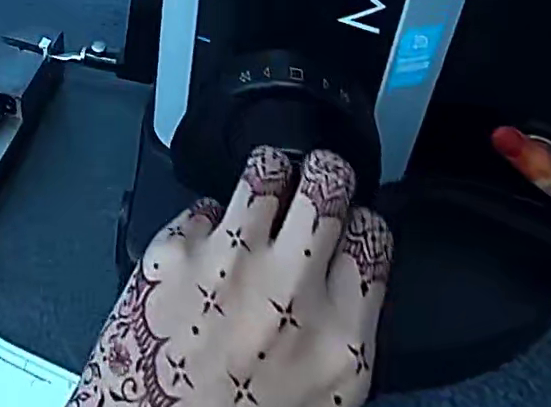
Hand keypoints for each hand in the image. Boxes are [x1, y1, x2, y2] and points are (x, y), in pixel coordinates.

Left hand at [69, 147, 393, 406]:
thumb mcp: (320, 395)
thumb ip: (340, 330)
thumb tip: (347, 272)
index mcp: (337, 339)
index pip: (373, 238)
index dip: (361, 222)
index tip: (349, 222)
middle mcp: (289, 290)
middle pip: (328, 182)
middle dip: (324, 172)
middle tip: (314, 179)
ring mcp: (231, 261)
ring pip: (266, 167)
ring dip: (267, 174)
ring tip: (262, 188)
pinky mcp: (178, 248)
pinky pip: (206, 203)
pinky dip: (208, 217)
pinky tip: (206, 241)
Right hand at [492, 128, 550, 406]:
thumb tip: (505, 134)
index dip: (526, 124)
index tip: (481, 115)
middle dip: (519, 157)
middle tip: (470, 145)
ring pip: (547, 194)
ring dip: (521, 188)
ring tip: (477, 172)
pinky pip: (547, 223)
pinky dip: (527, 217)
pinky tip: (502, 211)